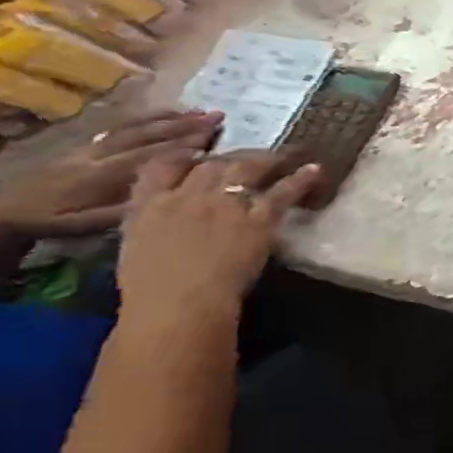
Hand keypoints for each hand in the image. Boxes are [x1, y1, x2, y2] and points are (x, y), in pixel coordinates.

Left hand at [0, 110, 223, 237]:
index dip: (183, 146)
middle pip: (145, 135)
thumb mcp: (90, 226)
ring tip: (199, 110)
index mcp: (101, 175)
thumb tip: (171, 197)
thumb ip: (128, 210)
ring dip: (168, 117)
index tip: (214, 137)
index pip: (150, 156)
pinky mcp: (85, 144)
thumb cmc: (56, 223)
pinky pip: (119, 127)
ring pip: (133, 127)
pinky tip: (164, 114)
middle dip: (184, 125)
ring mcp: (90, 147)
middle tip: (217, 116)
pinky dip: (145, 117)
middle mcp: (98, 155)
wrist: (6, 212)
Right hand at [117, 150, 322, 314]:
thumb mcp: (137, 245)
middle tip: (252, 156)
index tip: (200, 152)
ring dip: (269, 159)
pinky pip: (282, 192)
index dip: (184, 155)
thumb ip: (153, 222)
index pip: (162, 165)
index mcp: (149, 205)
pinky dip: (300, 179)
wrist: (180, 300)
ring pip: (247, 170)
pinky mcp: (258, 219)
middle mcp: (188, 197)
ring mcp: (225, 205)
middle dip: (233, 157)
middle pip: (212, 164)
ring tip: (290, 153)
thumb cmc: (152, 285)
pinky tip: (315, 170)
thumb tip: (170, 217)